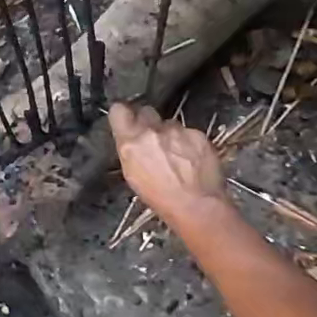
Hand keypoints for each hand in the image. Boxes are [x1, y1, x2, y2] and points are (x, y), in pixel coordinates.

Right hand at [107, 103, 228, 220]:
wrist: (197, 206)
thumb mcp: (133, 176)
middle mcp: (152, 131)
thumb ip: (130, 150)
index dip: (123, 114)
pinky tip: (192, 159)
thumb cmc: (161, 199)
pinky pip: (189, 132)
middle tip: (153, 139)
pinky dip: (189, 142)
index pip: (119, 110)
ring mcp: (177, 130)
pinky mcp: (197, 133)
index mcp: (131, 142)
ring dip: (170, 135)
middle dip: (148, 122)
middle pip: (146, 111)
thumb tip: (132, 140)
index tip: (127, 120)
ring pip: (170, 124)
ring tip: (177, 156)